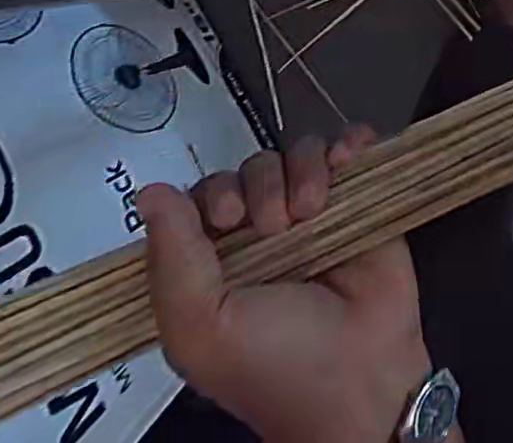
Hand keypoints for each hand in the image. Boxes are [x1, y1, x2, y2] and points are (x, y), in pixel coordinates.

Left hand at [140, 127, 431, 442]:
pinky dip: (350, 141)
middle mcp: (269, 228)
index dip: (214, 193)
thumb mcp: (203, 330)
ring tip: (315, 208)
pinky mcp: (363, 196)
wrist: (362, 371)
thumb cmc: (276, 362)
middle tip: (279, 225)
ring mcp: (320, 209)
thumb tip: (149, 192)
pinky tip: (348, 158)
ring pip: (302, 150)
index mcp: (222, 258)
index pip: (206, 194)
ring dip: (307, 166)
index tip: (229, 217)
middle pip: (256, 166)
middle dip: (263, 184)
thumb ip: (173, 262)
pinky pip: (352, 146)